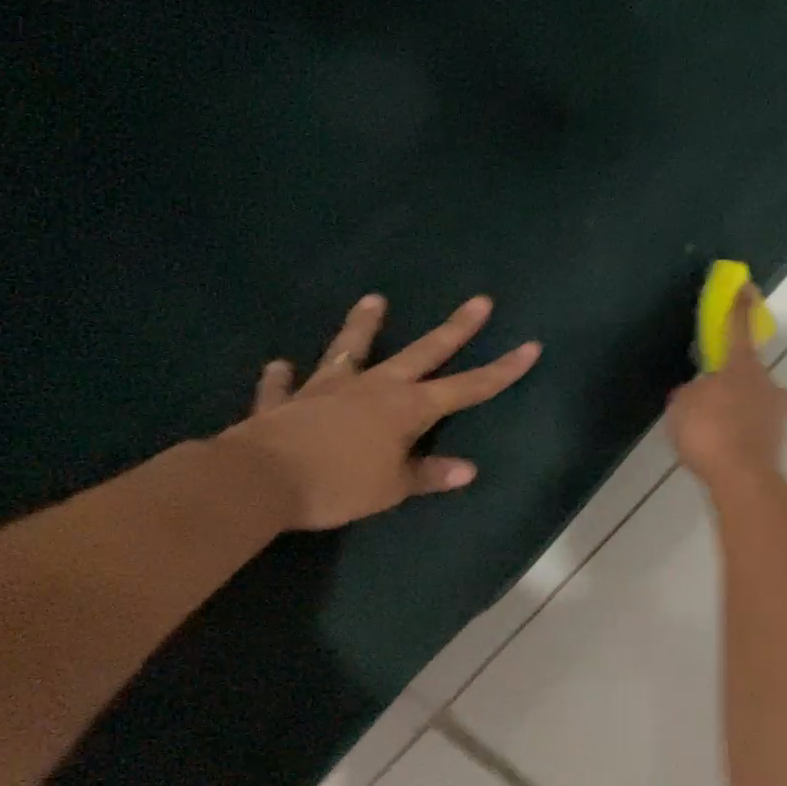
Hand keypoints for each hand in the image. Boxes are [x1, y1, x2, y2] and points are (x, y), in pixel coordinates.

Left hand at [219, 294, 540, 531]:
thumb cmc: (338, 483)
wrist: (255, 481)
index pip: (470, 386)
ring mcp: (326, 391)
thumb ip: (429, 474)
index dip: (503, 369)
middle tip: (479, 301)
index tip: (531, 346)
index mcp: (410, 407)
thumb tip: (467, 470)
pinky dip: (281, 378)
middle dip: (455, 328)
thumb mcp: (393, 486)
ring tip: (373, 299)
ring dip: (362, 326)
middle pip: (423, 352)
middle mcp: (375, 387)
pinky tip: (277, 366)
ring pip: (350, 351)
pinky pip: (283, 388)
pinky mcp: (282, 405)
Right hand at [667, 286, 786, 490]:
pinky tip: (722, 449)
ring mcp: (778, 411)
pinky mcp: (779, 438)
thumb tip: (705, 393)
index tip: (747, 286)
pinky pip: (753, 426)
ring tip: (710, 433)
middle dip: (729, 382)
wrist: (743, 478)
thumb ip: (694, 391)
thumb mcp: (684, 403)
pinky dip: (739, 432)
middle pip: (747, 372)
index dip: (739, 307)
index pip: (738, 328)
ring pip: (752, 401)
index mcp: (742, 367)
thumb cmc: (710, 432)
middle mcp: (767, 383)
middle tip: (706, 401)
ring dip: (735, 410)